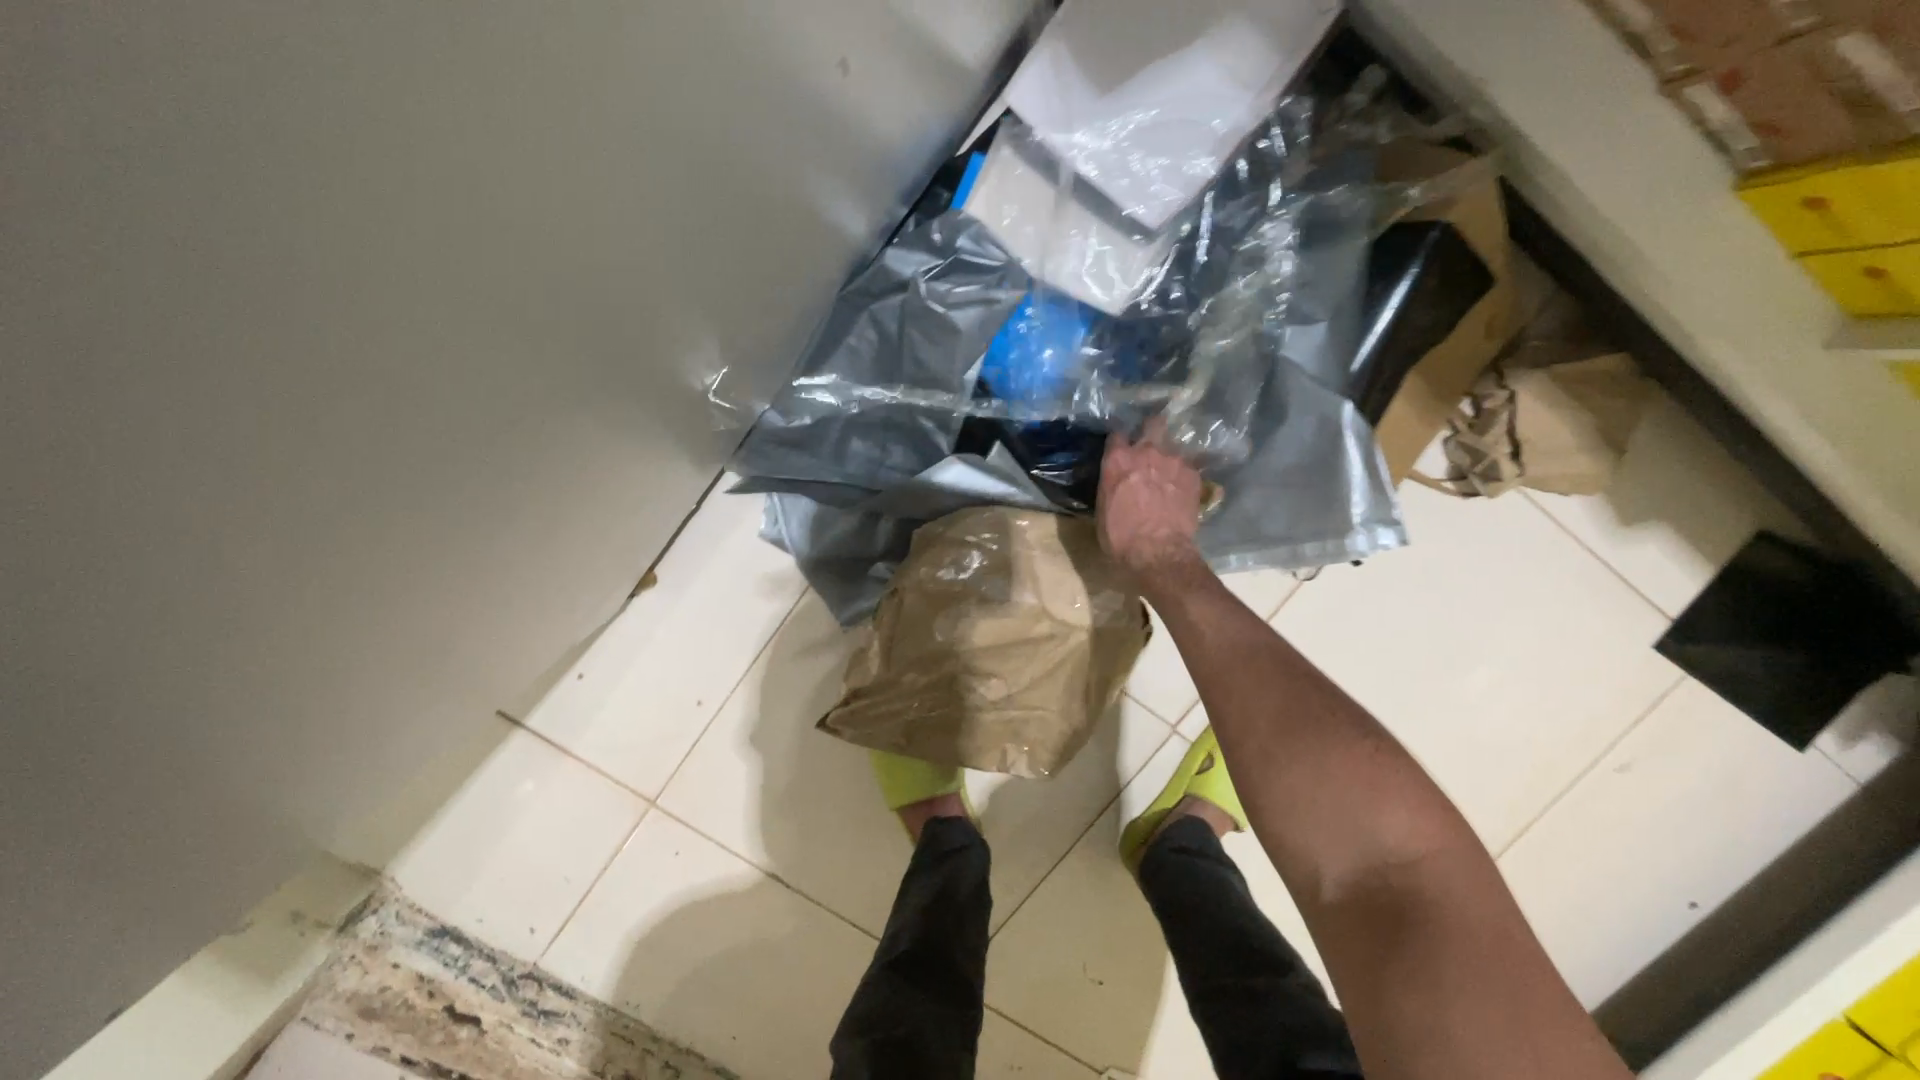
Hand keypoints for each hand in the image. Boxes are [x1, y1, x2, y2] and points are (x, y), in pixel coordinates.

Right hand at [1098, 422, 1206, 586]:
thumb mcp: (1103, 509)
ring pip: (1174, 445)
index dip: (1120, 442)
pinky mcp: (1193, 474)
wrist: (1158, 551)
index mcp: (1117, 460)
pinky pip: (1188, 467)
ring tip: (1170, 471)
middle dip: (1152, 429)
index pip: (1117, 434)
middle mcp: (1146, 451)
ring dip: (1170, 455)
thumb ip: (1110, 485)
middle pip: (1153, 424)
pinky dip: (1184, 475)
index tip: (1121, 449)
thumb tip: (1115, 483)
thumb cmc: (1120, 536)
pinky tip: (1183, 488)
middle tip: (1152, 443)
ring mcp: (1173, 460)